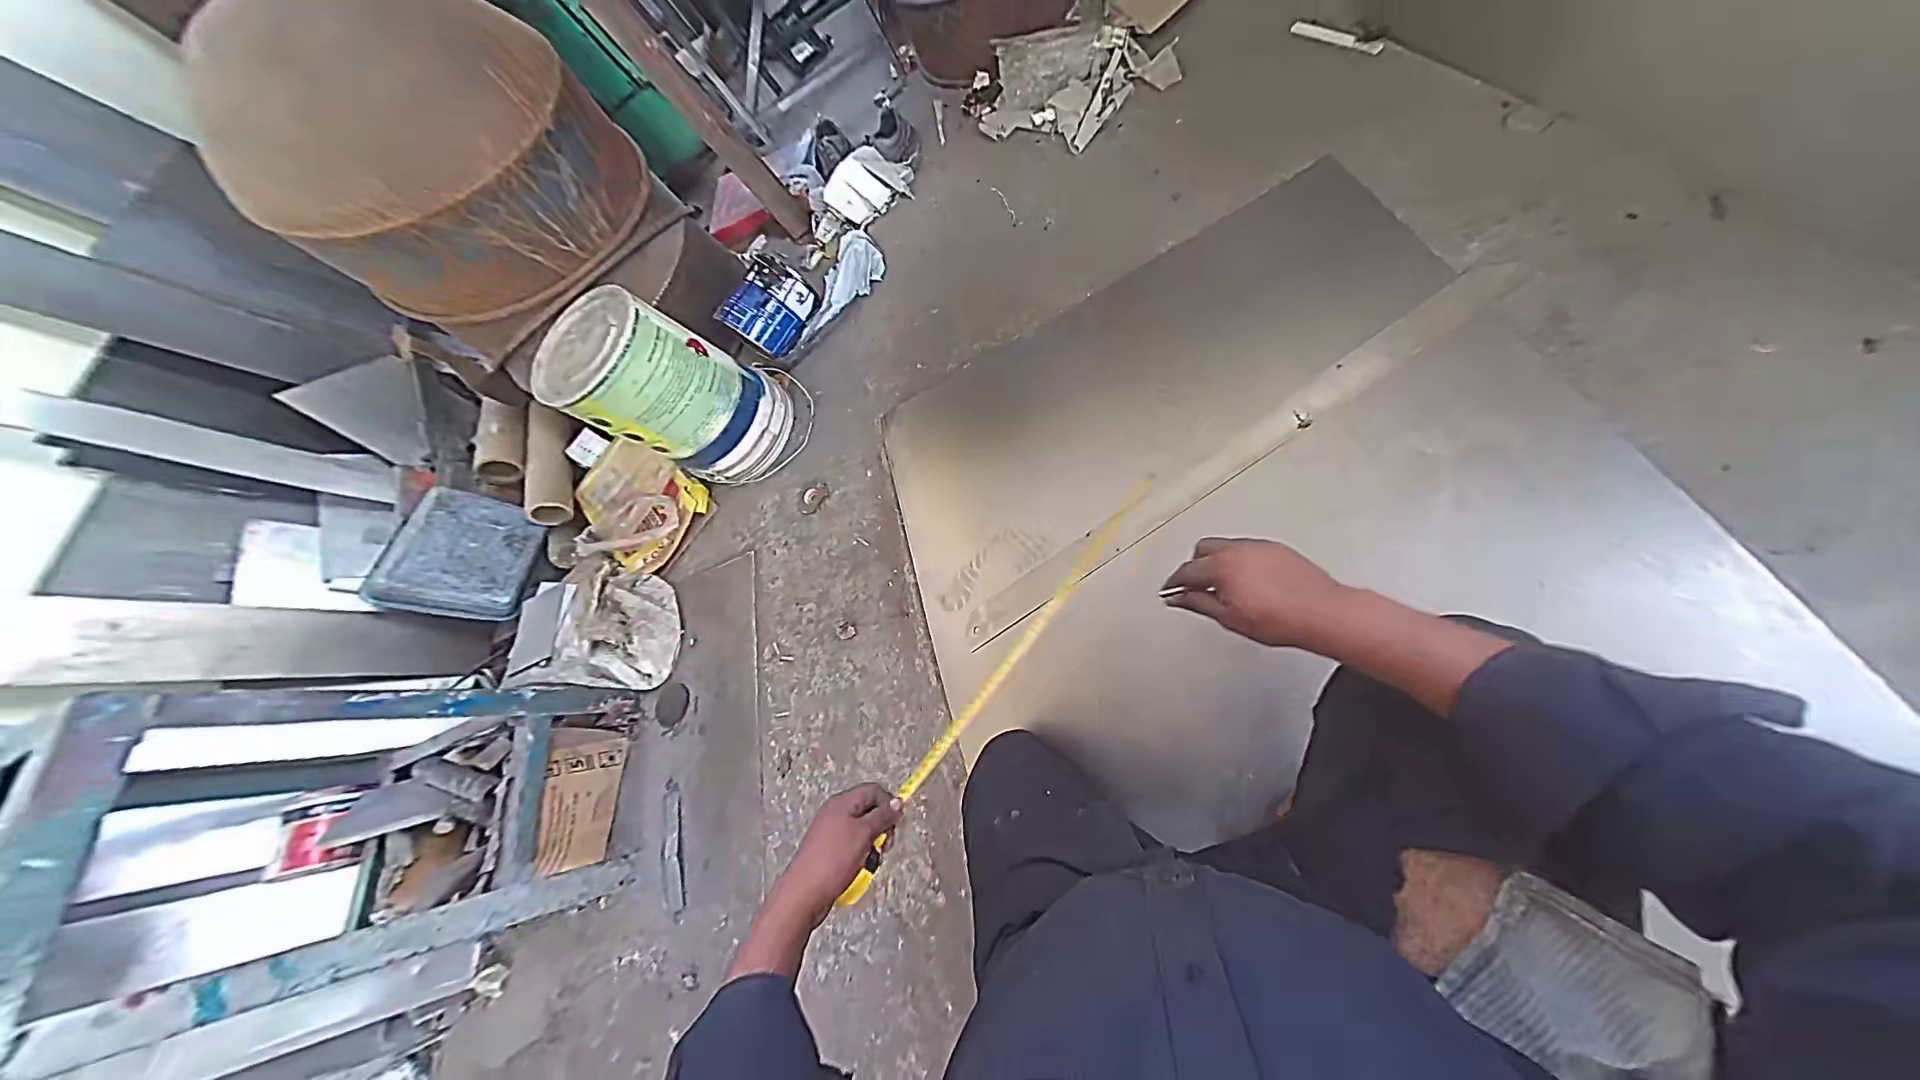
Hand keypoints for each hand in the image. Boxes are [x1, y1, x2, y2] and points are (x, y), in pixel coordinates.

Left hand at [764, 783, 902, 929]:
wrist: (805, 894)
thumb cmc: (834, 860)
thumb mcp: (864, 834)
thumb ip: (883, 816)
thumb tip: (897, 802)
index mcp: (842, 803)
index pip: (873, 791)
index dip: (888, 805)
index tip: (894, 825)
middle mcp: (836, 813)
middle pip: (870, 811)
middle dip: (881, 828)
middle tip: (883, 847)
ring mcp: (831, 833)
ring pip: (863, 832)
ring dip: (872, 846)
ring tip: (868, 862)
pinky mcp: (830, 851)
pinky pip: (853, 847)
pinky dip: (861, 857)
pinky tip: (858, 869)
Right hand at [1160, 538, 1353, 648]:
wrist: (1323, 613)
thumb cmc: (1282, 618)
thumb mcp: (1229, 618)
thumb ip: (1198, 603)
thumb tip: (1179, 597)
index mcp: (1222, 566)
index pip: (1186, 570)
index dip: (1175, 582)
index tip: (1172, 590)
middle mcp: (1239, 549)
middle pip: (1202, 549)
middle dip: (1194, 566)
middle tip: (1195, 586)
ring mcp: (1260, 547)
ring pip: (1225, 546)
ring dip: (1217, 562)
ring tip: (1223, 587)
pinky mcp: (1277, 550)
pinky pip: (1248, 549)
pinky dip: (1239, 561)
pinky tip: (1247, 582)